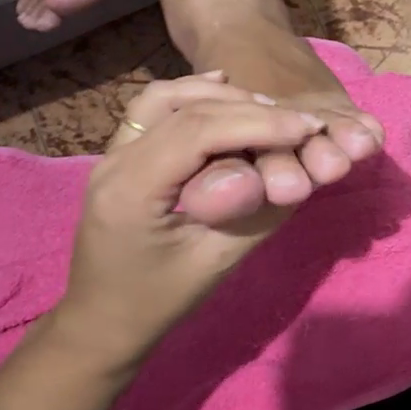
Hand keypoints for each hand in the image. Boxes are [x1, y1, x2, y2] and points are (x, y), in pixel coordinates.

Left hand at [49, 83, 325, 368]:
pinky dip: (190, 92)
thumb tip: (302, 172)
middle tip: (304, 122)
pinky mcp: (120, 155)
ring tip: (271, 110)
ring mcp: (113, 154)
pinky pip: (152, 109)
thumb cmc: (160, 301)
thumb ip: (260, 213)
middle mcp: (115, 161)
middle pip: (189, 109)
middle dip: (253, 108)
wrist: (102, 323)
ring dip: (222, 96)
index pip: (200, 132)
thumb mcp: (218, 261)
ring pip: (167, 98)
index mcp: (133, 191)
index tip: (308, 128)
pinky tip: (224, 87)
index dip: (259, 122)